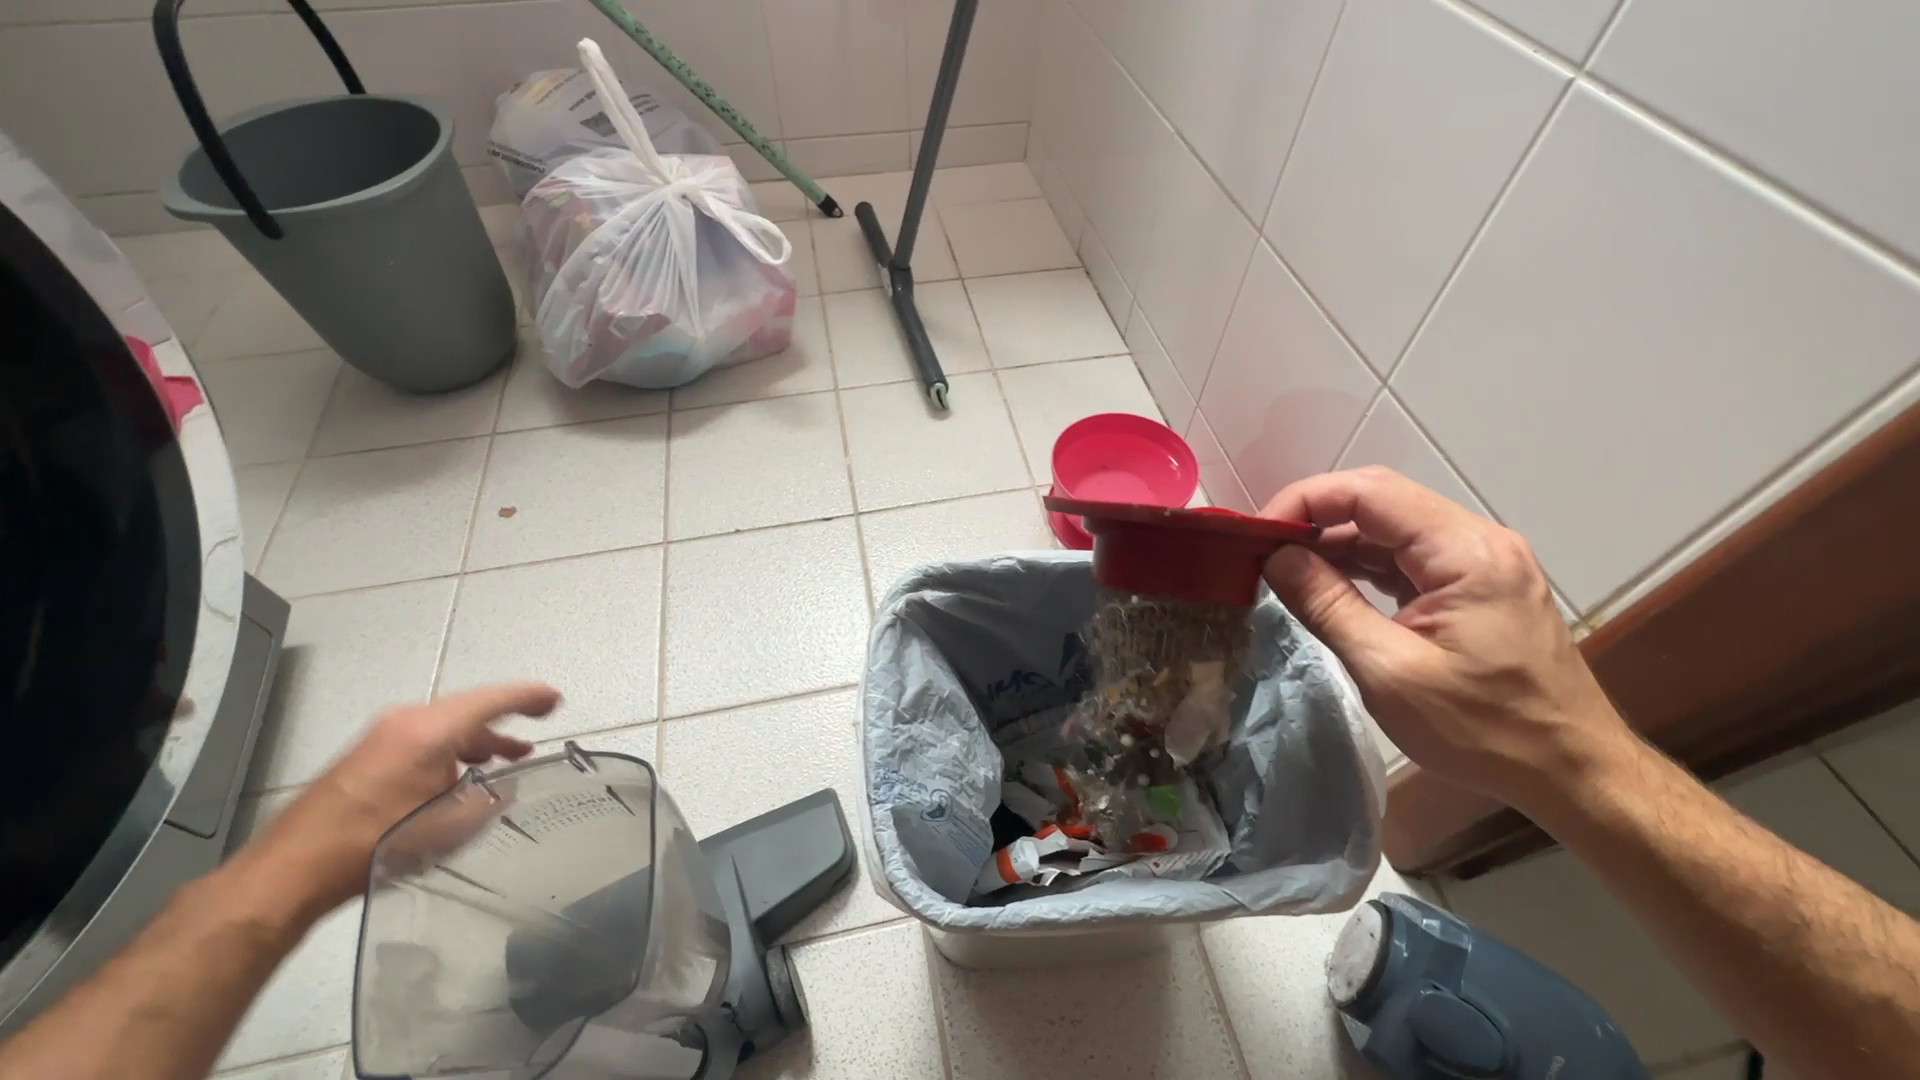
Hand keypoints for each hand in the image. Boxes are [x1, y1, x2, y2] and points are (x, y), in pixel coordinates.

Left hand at [249, 682, 561, 911]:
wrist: (289, 871)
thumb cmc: (375, 845)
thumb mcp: (447, 828)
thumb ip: (486, 802)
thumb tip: (505, 789)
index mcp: (430, 731)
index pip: (493, 700)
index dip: (529, 697)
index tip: (556, 700)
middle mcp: (406, 721)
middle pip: (469, 708)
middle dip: (506, 717)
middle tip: (540, 723)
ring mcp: (382, 736)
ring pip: (446, 725)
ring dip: (479, 737)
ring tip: (508, 755)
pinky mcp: (367, 755)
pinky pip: (425, 738)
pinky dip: (453, 747)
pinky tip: (462, 772)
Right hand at [1259, 467, 1631, 808]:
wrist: (1572, 772)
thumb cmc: (1483, 730)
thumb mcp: (1389, 671)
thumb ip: (1327, 605)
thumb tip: (1275, 558)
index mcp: (1465, 553)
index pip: (1370, 492)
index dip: (1305, 501)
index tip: (1258, 535)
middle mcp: (1478, 541)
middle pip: (1380, 501)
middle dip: (1314, 518)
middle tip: (1262, 552)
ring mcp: (1480, 562)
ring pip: (1391, 527)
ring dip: (1334, 542)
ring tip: (1283, 569)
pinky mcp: (1475, 585)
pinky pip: (1406, 556)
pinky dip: (1361, 563)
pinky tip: (1327, 585)